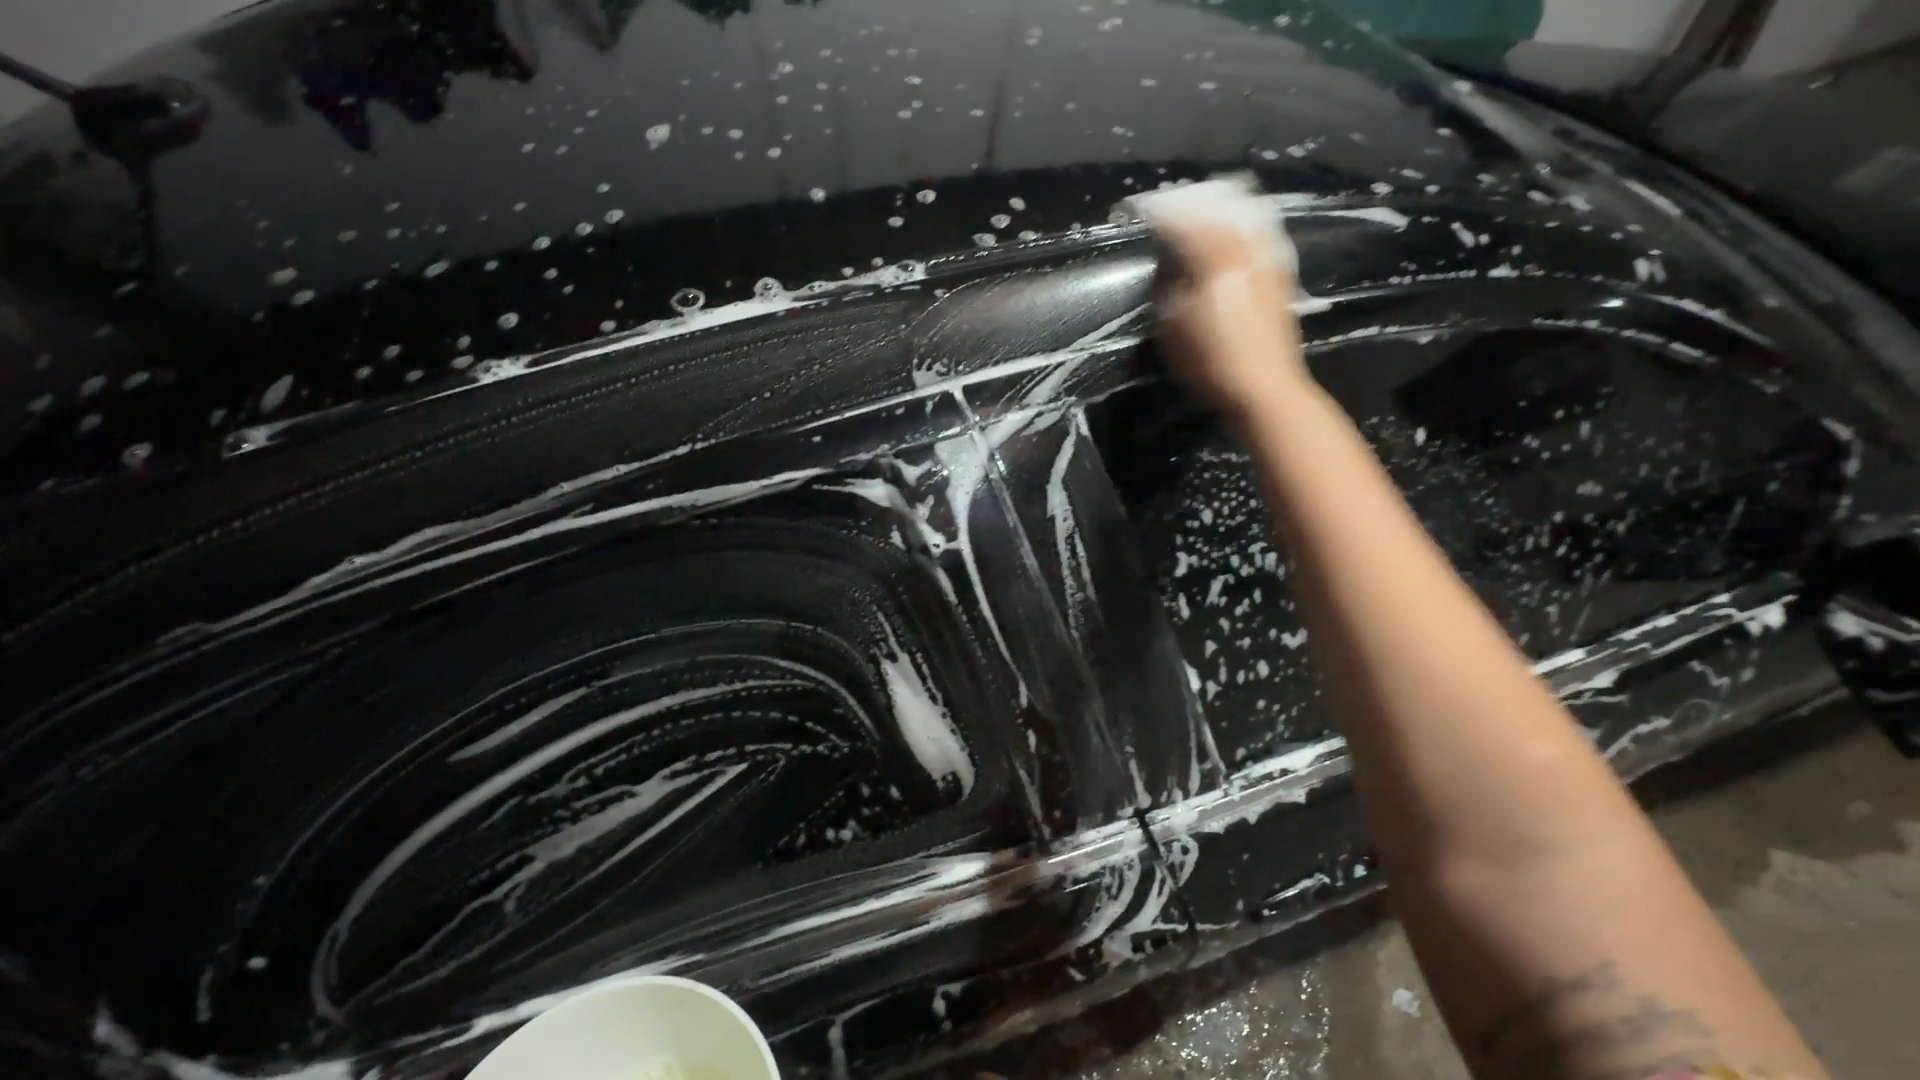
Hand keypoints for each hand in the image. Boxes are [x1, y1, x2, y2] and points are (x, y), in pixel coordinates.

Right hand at [1151, 219, 1310, 419]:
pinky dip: (1242, 221)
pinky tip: (1233, 227)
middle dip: (1186, 203)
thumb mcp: (1171, 326)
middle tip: (1165, 206)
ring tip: (1198, 209)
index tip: (1136, 210)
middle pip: (1213, 208)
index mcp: (1213, 259)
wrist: (1264, 388)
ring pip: (1241, 214)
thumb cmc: (1210, 362)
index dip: (1155, 212)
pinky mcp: (1279, 272)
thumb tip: (1168, 260)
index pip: (1179, 220)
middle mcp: (1243, 248)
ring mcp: (1266, 258)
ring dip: (1216, 206)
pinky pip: (1260, 231)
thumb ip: (1166, 284)